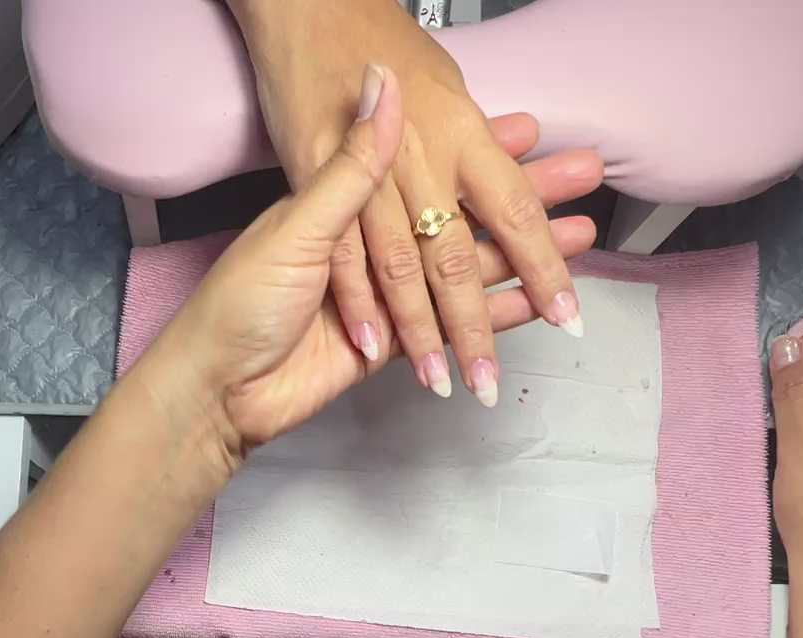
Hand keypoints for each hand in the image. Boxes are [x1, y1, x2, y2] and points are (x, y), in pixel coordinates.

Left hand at [137, 67, 600, 455]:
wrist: (216, 384)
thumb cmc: (239, 301)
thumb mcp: (296, 227)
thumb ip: (350, 170)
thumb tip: (384, 89)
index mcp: (348, 208)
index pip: (432, 171)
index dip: (483, 154)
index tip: (535, 133)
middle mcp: (372, 250)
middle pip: (463, 221)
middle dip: (524, 205)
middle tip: (586, 182)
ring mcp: (381, 302)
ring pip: (465, 275)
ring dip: (521, 259)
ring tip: (582, 238)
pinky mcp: (383, 348)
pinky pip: (447, 328)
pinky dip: (490, 318)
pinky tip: (533, 305)